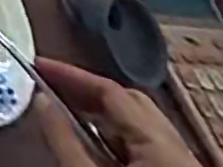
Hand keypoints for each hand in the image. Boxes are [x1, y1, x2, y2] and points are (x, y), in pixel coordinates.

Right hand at [35, 57, 202, 166]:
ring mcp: (185, 163)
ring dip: (100, 112)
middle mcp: (183, 151)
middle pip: (131, 102)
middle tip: (51, 85)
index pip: (112, 91)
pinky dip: (116, 135)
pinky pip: (148, 145)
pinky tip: (92, 143)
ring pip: (140, 124)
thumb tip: (40, 99)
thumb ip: (63, 139)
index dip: (71, 74)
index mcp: (165, 146)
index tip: (37, 65)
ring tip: (65, 111)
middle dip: (87, 89)